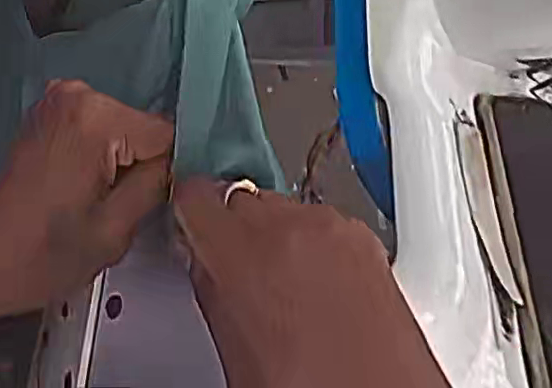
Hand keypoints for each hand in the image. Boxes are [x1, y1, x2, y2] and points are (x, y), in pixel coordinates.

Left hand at [0, 80, 174, 361]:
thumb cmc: (41, 253)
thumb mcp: (114, 230)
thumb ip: (156, 185)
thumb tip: (175, 162)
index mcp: (96, 118)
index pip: (164, 134)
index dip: (163, 171)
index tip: (145, 200)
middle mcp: (78, 93)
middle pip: (141, 126)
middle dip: (138, 163)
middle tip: (112, 204)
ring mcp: (60, 95)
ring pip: (122, 125)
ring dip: (118, 157)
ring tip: (92, 194)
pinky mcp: (50, 105)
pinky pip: (97, 122)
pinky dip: (98, 148)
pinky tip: (80, 180)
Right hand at [173, 177, 449, 387]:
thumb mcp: (235, 355)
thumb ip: (211, 290)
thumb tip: (203, 260)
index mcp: (243, 253)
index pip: (196, 195)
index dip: (190, 211)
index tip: (192, 222)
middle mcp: (286, 225)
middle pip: (239, 198)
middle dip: (235, 227)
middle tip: (242, 271)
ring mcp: (328, 224)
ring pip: (281, 205)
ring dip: (277, 232)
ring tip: (289, 286)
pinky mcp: (361, 232)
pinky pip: (321, 219)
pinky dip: (315, 241)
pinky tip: (322, 285)